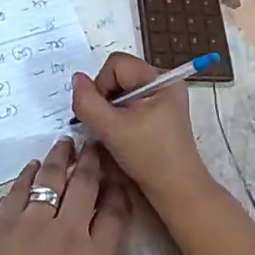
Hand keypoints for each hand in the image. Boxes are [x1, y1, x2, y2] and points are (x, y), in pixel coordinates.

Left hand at [0, 138, 144, 254]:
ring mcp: (33, 225)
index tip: (121, 178)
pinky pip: (20, 190)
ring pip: (52, 179)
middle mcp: (67, 233)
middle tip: (96, 144)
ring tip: (67, 142)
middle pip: (85, 186)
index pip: (115, 215)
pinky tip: (33, 165)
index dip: (120, 192)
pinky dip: (29, 173)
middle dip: (93, 162)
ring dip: (62, 158)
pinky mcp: (3, 225)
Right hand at [70, 52, 214, 209]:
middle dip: (105, 97)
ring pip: (123, 89)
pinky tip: (122, 135)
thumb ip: (88, 102)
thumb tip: (76, 79)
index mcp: (160, 79)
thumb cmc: (148, 157)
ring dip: (111, 108)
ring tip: (113, 132)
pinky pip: (132, 102)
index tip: (102, 114)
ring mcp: (165, 98)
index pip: (116, 64)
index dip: (101, 85)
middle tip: (105, 124)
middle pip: (120, 74)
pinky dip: (121, 115)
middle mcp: (165, 82)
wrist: (178, 191)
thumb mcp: (112, 129)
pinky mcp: (162, 113)